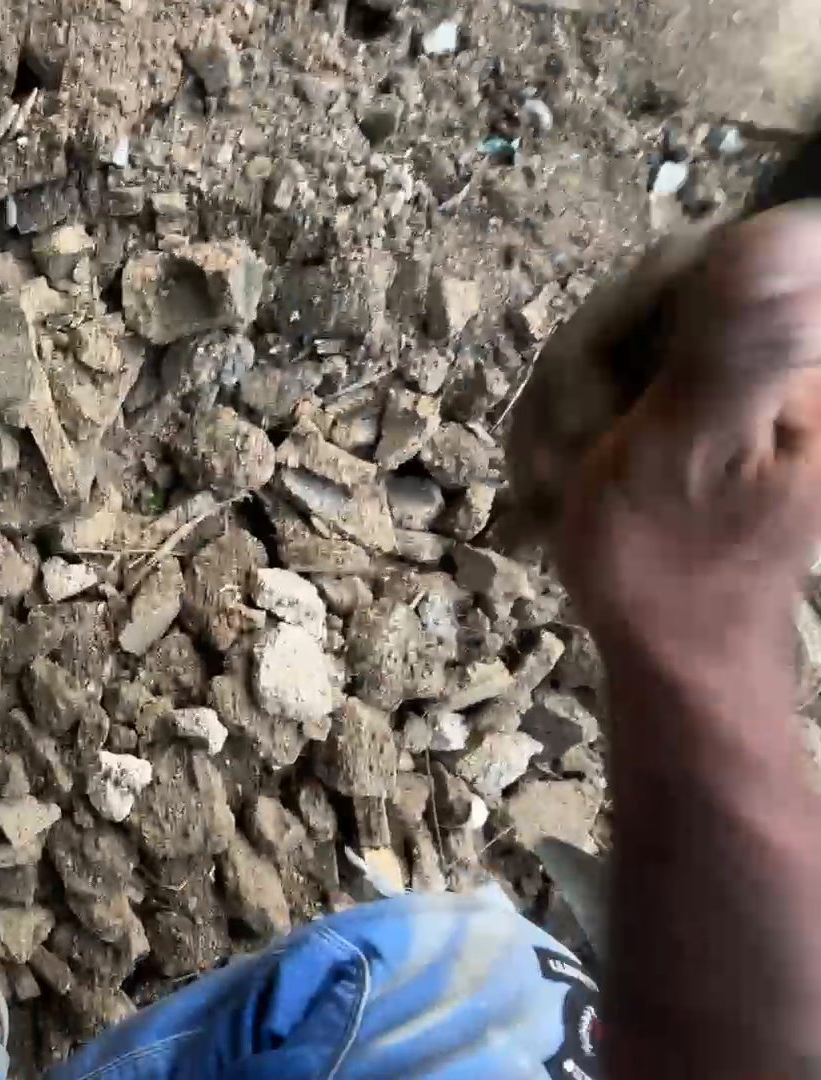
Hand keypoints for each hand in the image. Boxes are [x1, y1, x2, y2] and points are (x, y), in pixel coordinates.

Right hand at [554, 203, 820, 676]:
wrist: (669, 635)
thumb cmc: (673, 558)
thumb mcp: (690, 454)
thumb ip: (734, 351)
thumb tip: (776, 232)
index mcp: (813, 361)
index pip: (705, 262)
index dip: (630, 313)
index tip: (607, 392)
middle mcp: (789, 355)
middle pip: (647, 302)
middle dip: (582, 379)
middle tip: (578, 449)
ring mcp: (740, 381)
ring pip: (610, 347)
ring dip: (564, 413)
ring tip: (566, 475)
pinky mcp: (699, 405)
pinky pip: (603, 383)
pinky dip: (566, 429)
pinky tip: (569, 471)